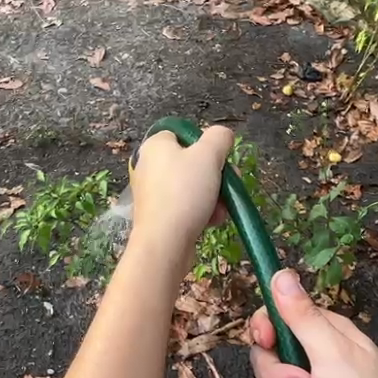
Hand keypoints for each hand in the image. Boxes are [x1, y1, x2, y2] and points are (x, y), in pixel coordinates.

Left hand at [129, 125, 233, 268]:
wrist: (165, 242)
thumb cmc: (185, 193)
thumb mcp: (209, 156)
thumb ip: (219, 138)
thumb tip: (223, 135)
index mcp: (155, 146)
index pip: (183, 134)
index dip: (204, 145)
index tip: (219, 160)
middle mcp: (149, 166)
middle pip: (192, 163)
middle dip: (216, 176)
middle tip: (228, 185)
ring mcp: (152, 193)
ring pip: (193, 187)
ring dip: (214, 196)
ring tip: (221, 209)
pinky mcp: (158, 216)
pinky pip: (186, 207)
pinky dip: (202, 212)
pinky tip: (212, 221)